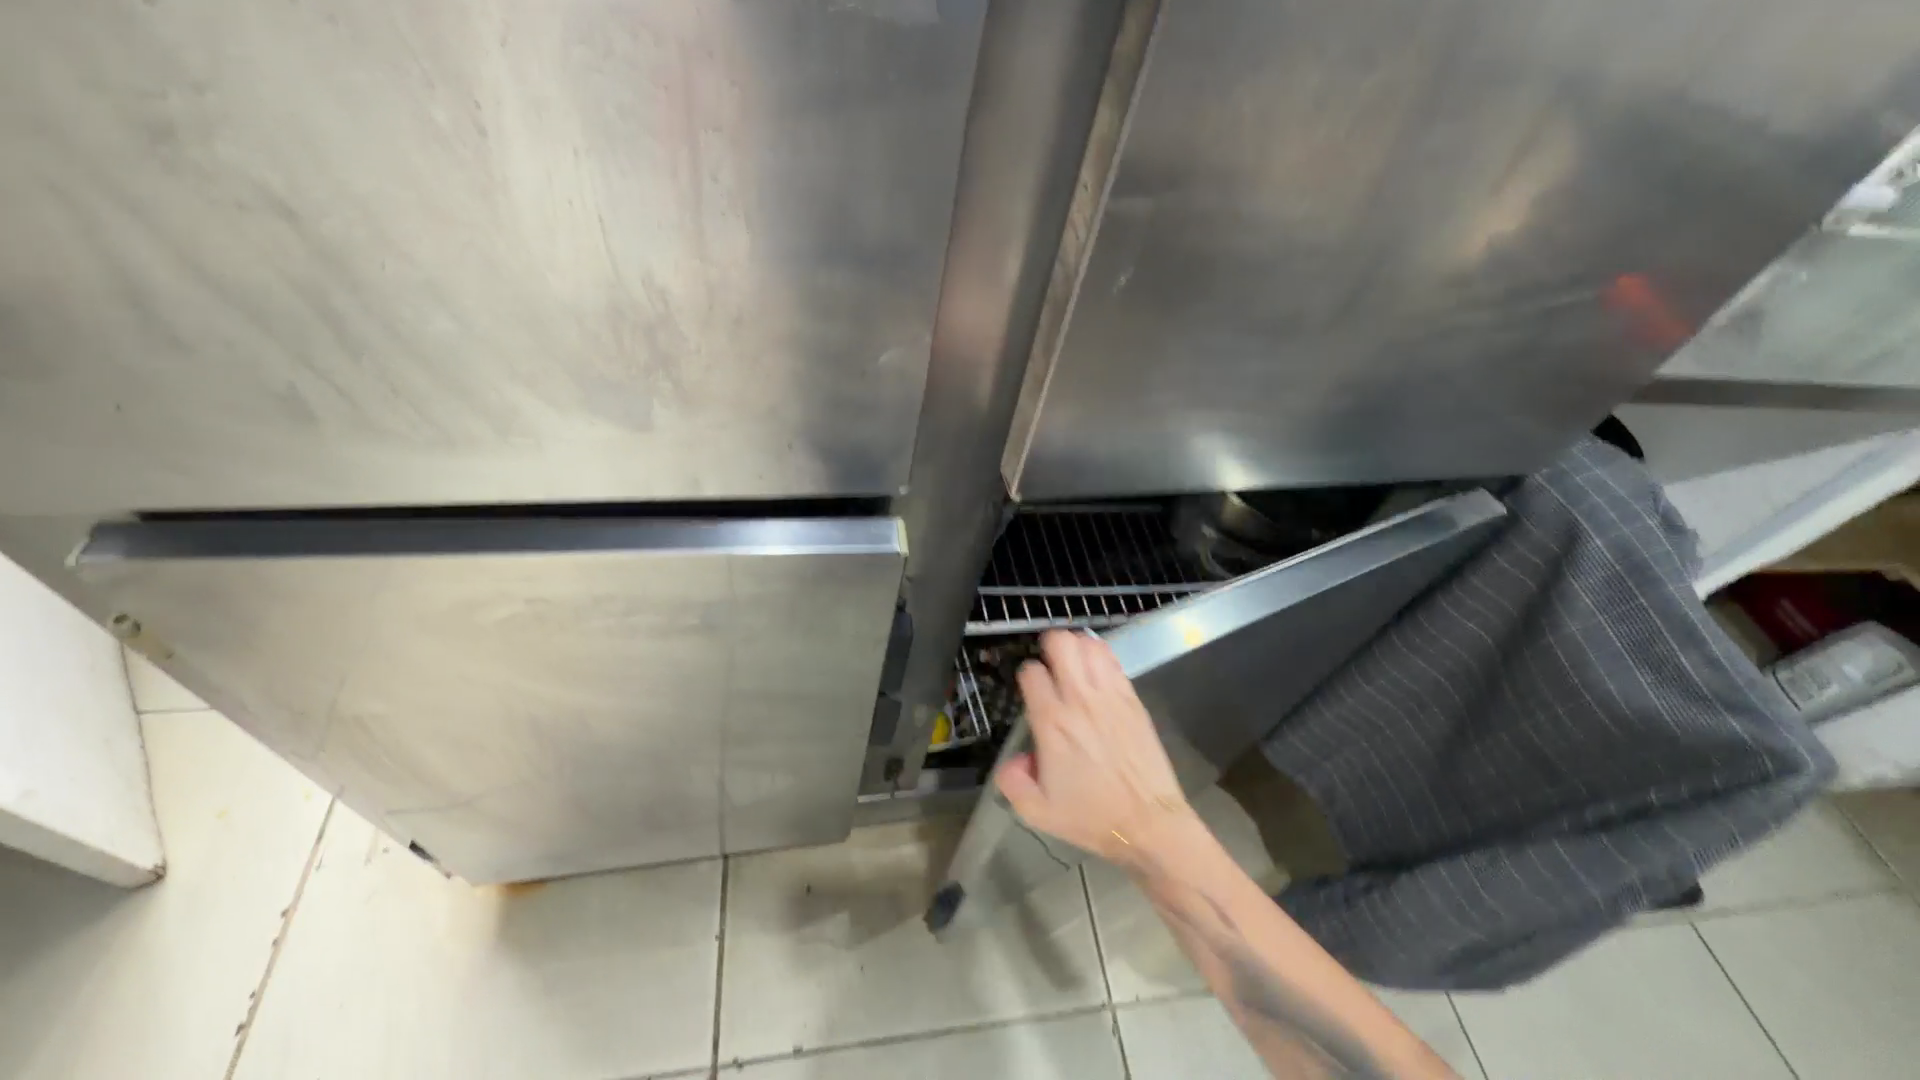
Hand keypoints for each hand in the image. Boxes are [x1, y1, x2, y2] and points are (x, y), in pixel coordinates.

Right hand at [995, 630, 1195, 865]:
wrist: (1148, 822)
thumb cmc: (1091, 817)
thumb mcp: (1036, 811)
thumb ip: (1012, 780)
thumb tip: (1015, 759)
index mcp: (1052, 723)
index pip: (1031, 673)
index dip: (1026, 676)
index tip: (1029, 689)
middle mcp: (1080, 700)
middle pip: (1061, 643)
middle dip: (1049, 645)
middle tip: (1048, 660)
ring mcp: (1111, 697)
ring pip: (1090, 646)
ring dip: (1077, 647)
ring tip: (1073, 661)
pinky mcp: (1133, 701)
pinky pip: (1114, 662)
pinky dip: (1101, 657)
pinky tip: (1097, 671)